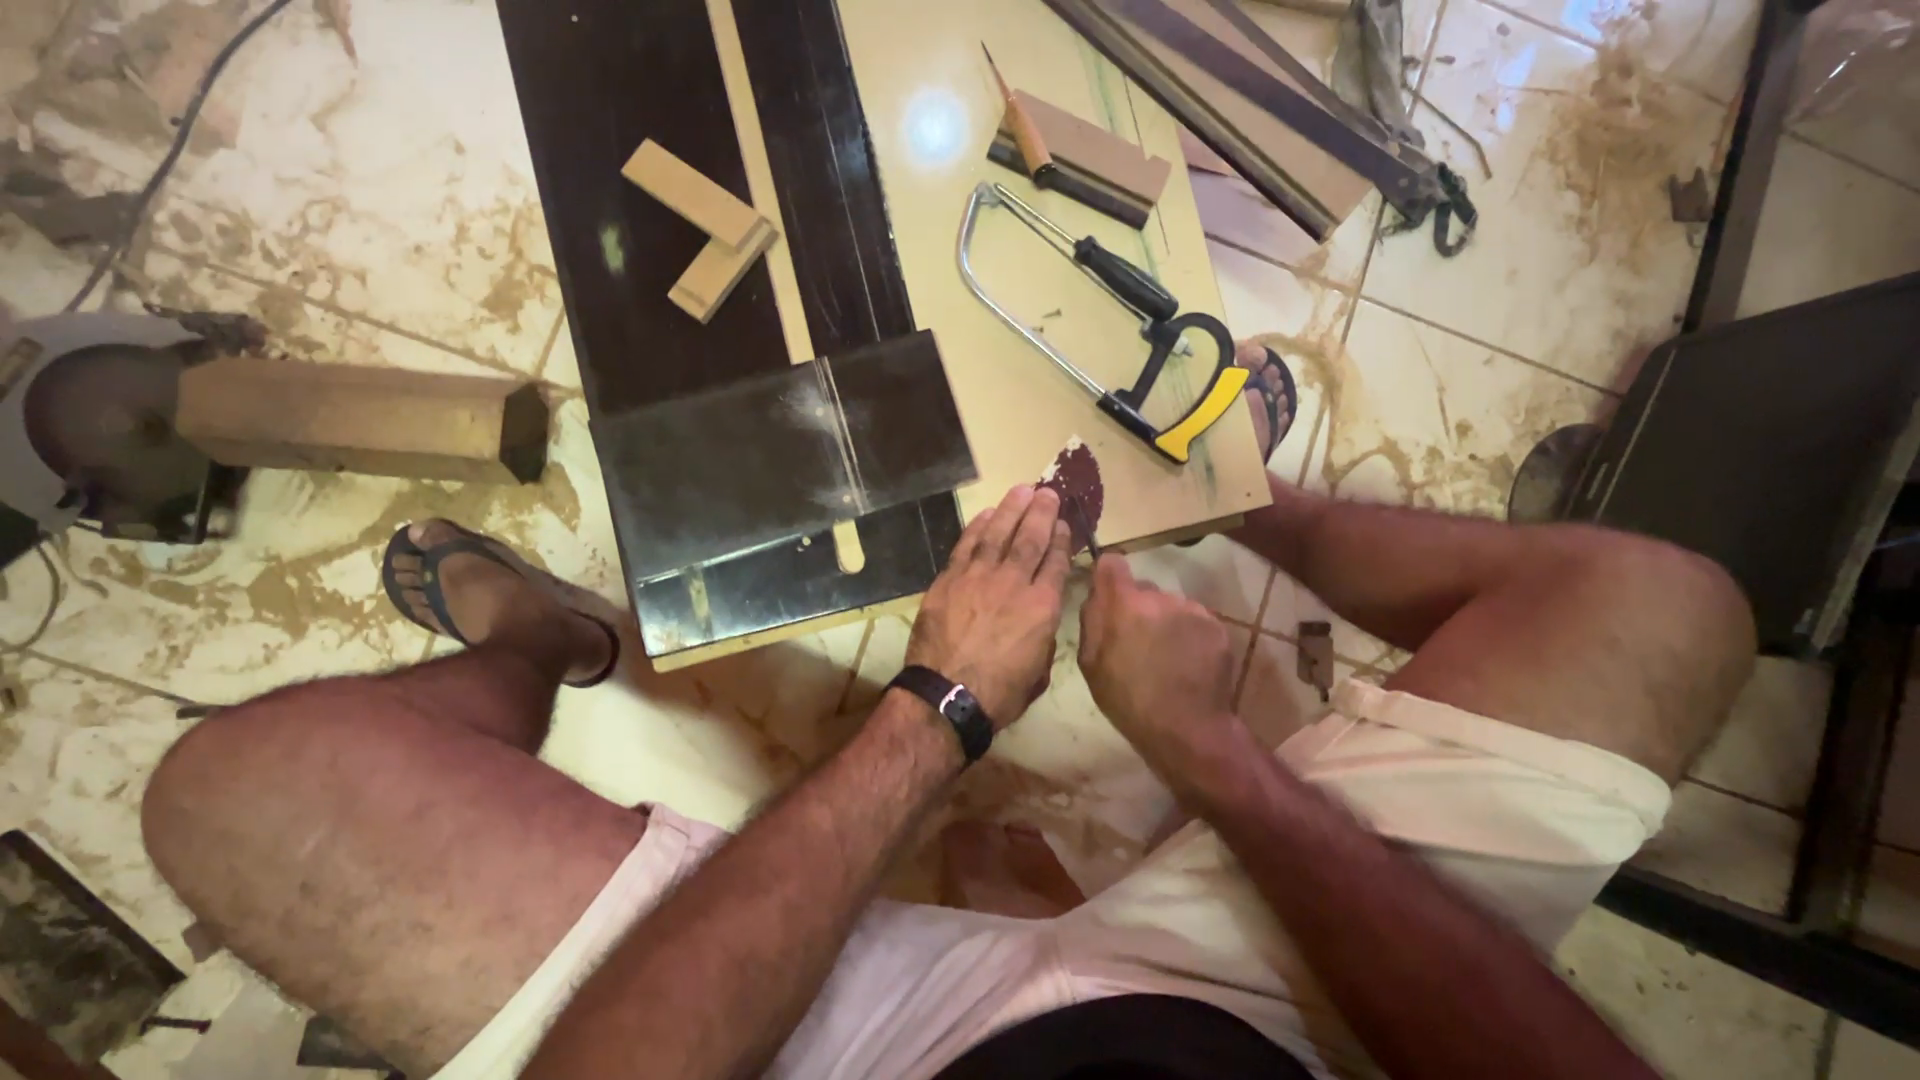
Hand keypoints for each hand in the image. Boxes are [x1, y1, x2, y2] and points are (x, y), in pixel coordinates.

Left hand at [905, 485, 1071, 727]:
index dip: (1061, 540)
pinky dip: (977, 527)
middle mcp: (1013, 583)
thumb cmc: (999, 695)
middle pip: (1030, 539)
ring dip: (1011, 509)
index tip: (1064, 524)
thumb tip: (1039, 623)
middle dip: (1041, 513)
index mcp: (1042, 607)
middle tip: (1047, 492)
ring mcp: (978, 577)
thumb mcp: (1039, 672)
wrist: (946, 697)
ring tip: (1022, 490)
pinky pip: (966, 546)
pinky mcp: (948, 580)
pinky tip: (987, 514)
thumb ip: (1043, 639)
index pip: (1056, 562)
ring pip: (998, 534)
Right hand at [1078, 554, 1248, 791]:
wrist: (1186, 727)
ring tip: (1166, 658)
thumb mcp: (1091, 664)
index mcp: (1123, 604)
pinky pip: (1195, 621)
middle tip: (1139, 643)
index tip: (1109, 593)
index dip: (1108, 576)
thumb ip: (1092, 620)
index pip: (1112, 564)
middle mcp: (1159, 597)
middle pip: (1144, 589)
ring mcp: (1191, 610)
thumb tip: (1097, 594)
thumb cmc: (1128, 699)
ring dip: (1166, 622)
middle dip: (1139, 608)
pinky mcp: (1216, 625)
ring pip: (1171, 605)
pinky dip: (1190, 635)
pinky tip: (1188, 663)